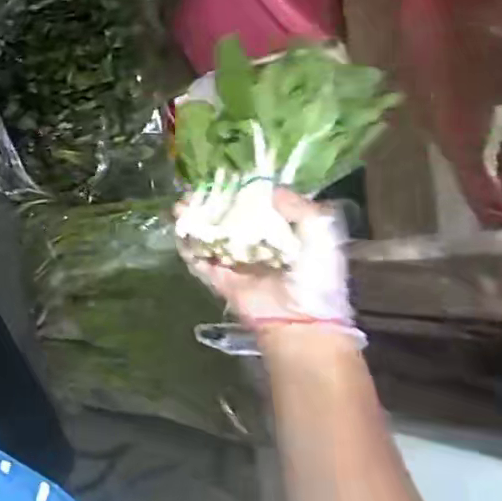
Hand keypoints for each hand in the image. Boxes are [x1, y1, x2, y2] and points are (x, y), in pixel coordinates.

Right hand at [179, 188, 352, 329]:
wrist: (300, 320)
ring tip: (180, 207)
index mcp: (278, 233)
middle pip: (223, 218)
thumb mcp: (321, 233)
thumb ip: (299, 206)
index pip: (252, 206)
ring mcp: (232, 262)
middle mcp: (253, 245)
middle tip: (193, 192)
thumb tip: (266, 187)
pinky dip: (186, 245)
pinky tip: (180, 230)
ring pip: (205, 235)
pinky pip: (196, 258)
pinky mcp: (216, 277)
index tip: (223, 180)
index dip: (236, 192)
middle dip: (207, 204)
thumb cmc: (315, 276)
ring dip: (191, 220)